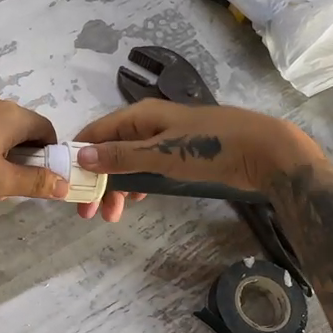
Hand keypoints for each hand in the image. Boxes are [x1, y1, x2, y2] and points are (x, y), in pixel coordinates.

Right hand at [73, 100, 320, 211]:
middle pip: (111, 150)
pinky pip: (149, 168)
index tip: (66, 184)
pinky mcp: (184, 156)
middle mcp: (150, 124)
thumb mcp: (162, 154)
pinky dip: (138, 184)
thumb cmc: (211, 148)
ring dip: (117, 186)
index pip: (96, 132)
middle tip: (89, 213)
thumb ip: (121, 156)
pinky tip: (138, 201)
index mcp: (141, 116)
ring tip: (114, 215)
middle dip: (97, 179)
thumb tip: (80, 156)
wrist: (267, 152)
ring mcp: (168, 140)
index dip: (78, 155)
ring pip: (130, 162)